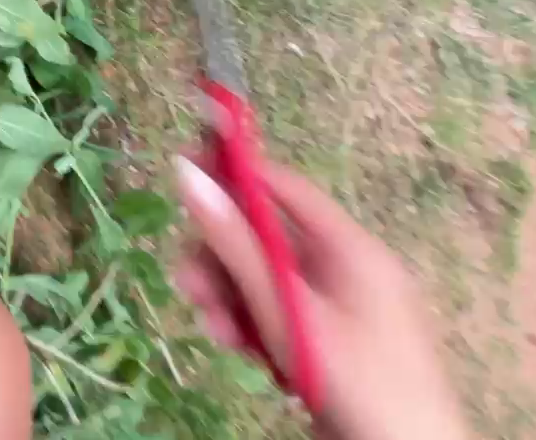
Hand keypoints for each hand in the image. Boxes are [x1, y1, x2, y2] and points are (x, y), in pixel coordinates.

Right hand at [174, 157, 468, 439]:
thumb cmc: (356, 379)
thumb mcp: (284, 307)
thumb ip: (232, 240)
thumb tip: (185, 171)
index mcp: (350, 250)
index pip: (280, 185)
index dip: (229, 167)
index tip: (179, 155)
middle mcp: (341, 267)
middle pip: (255, 233)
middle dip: (214, 256)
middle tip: (188, 283)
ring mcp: (331, 300)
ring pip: (250, 270)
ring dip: (222, 294)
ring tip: (215, 327)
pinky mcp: (319, 330)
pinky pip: (263, 302)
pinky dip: (241, 317)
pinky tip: (233, 342)